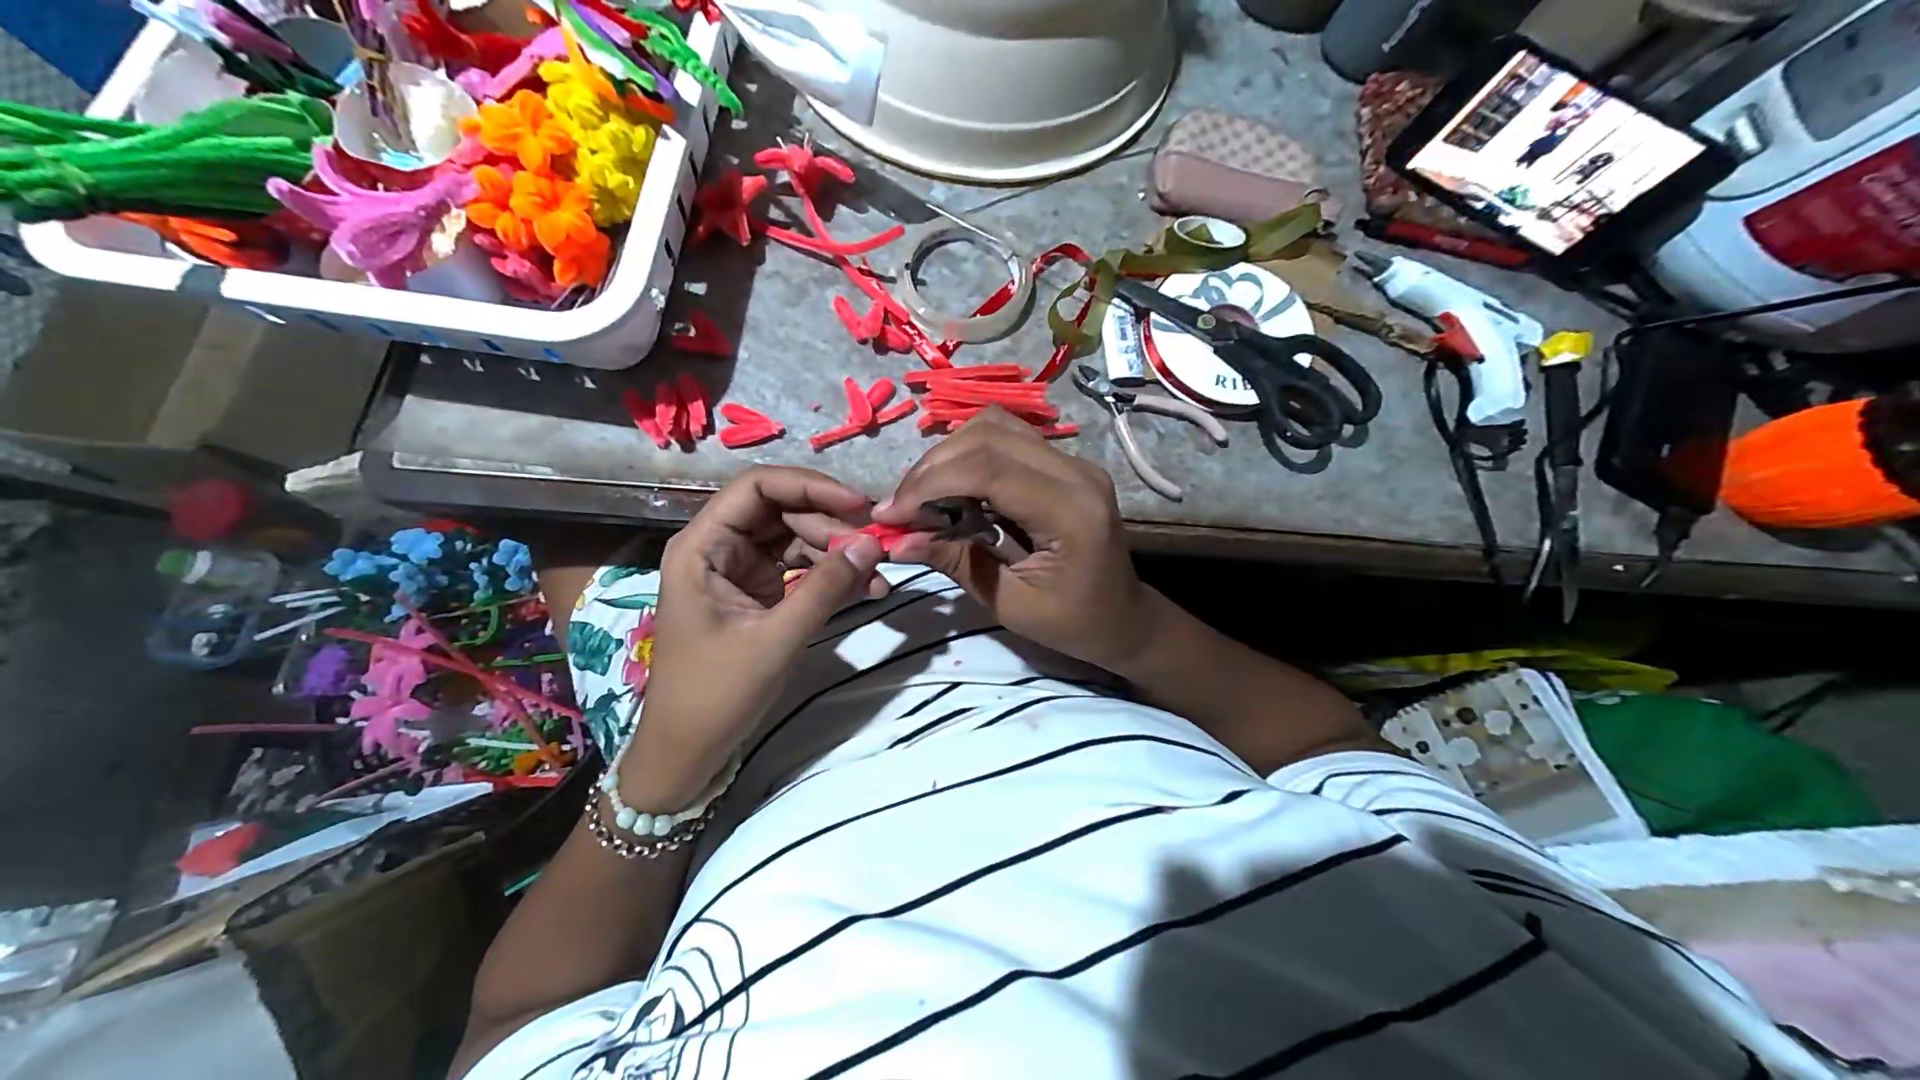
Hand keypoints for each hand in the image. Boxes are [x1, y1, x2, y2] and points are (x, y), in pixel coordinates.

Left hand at [626, 467, 884, 808]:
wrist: (689, 749)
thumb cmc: (717, 693)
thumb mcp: (776, 638)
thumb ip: (825, 587)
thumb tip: (873, 543)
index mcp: (703, 546)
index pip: (757, 487)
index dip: (809, 486)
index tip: (858, 504)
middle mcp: (721, 547)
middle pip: (783, 510)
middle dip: (831, 525)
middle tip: (875, 549)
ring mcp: (741, 569)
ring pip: (797, 538)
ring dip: (838, 551)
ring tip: (877, 575)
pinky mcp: (760, 592)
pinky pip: (801, 568)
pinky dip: (832, 575)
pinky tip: (866, 587)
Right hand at [874, 410, 1156, 671]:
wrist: (1124, 617)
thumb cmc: (1072, 623)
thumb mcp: (1010, 603)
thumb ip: (956, 563)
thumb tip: (897, 541)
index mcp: (1071, 511)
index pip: (989, 469)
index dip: (930, 484)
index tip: (891, 515)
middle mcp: (1076, 472)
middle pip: (988, 436)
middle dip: (932, 468)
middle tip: (900, 508)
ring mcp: (1073, 461)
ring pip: (995, 427)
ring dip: (948, 456)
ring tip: (921, 497)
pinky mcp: (1063, 462)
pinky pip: (1006, 438)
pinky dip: (968, 456)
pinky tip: (950, 488)